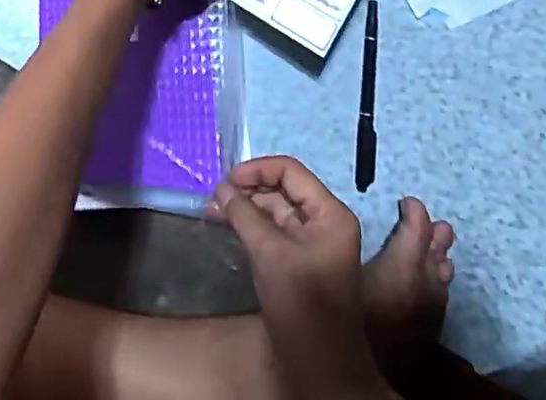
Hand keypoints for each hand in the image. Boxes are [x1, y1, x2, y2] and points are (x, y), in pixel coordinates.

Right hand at [211, 157, 392, 397]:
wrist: (322, 374)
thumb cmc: (303, 310)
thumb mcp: (270, 257)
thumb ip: (246, 217)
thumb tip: (222, 188)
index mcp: (330, 213)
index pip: (292, 172)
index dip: (258, 170)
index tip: (226, 180)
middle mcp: (325, 222)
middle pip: (284, 190)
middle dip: (249, 190)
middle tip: (214, 197)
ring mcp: (314, 243)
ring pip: (278, 211)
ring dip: (248, 208)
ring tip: (214, 210)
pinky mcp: (301, 262)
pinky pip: (276, 233)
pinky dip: (253, 227)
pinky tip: (229, 226)